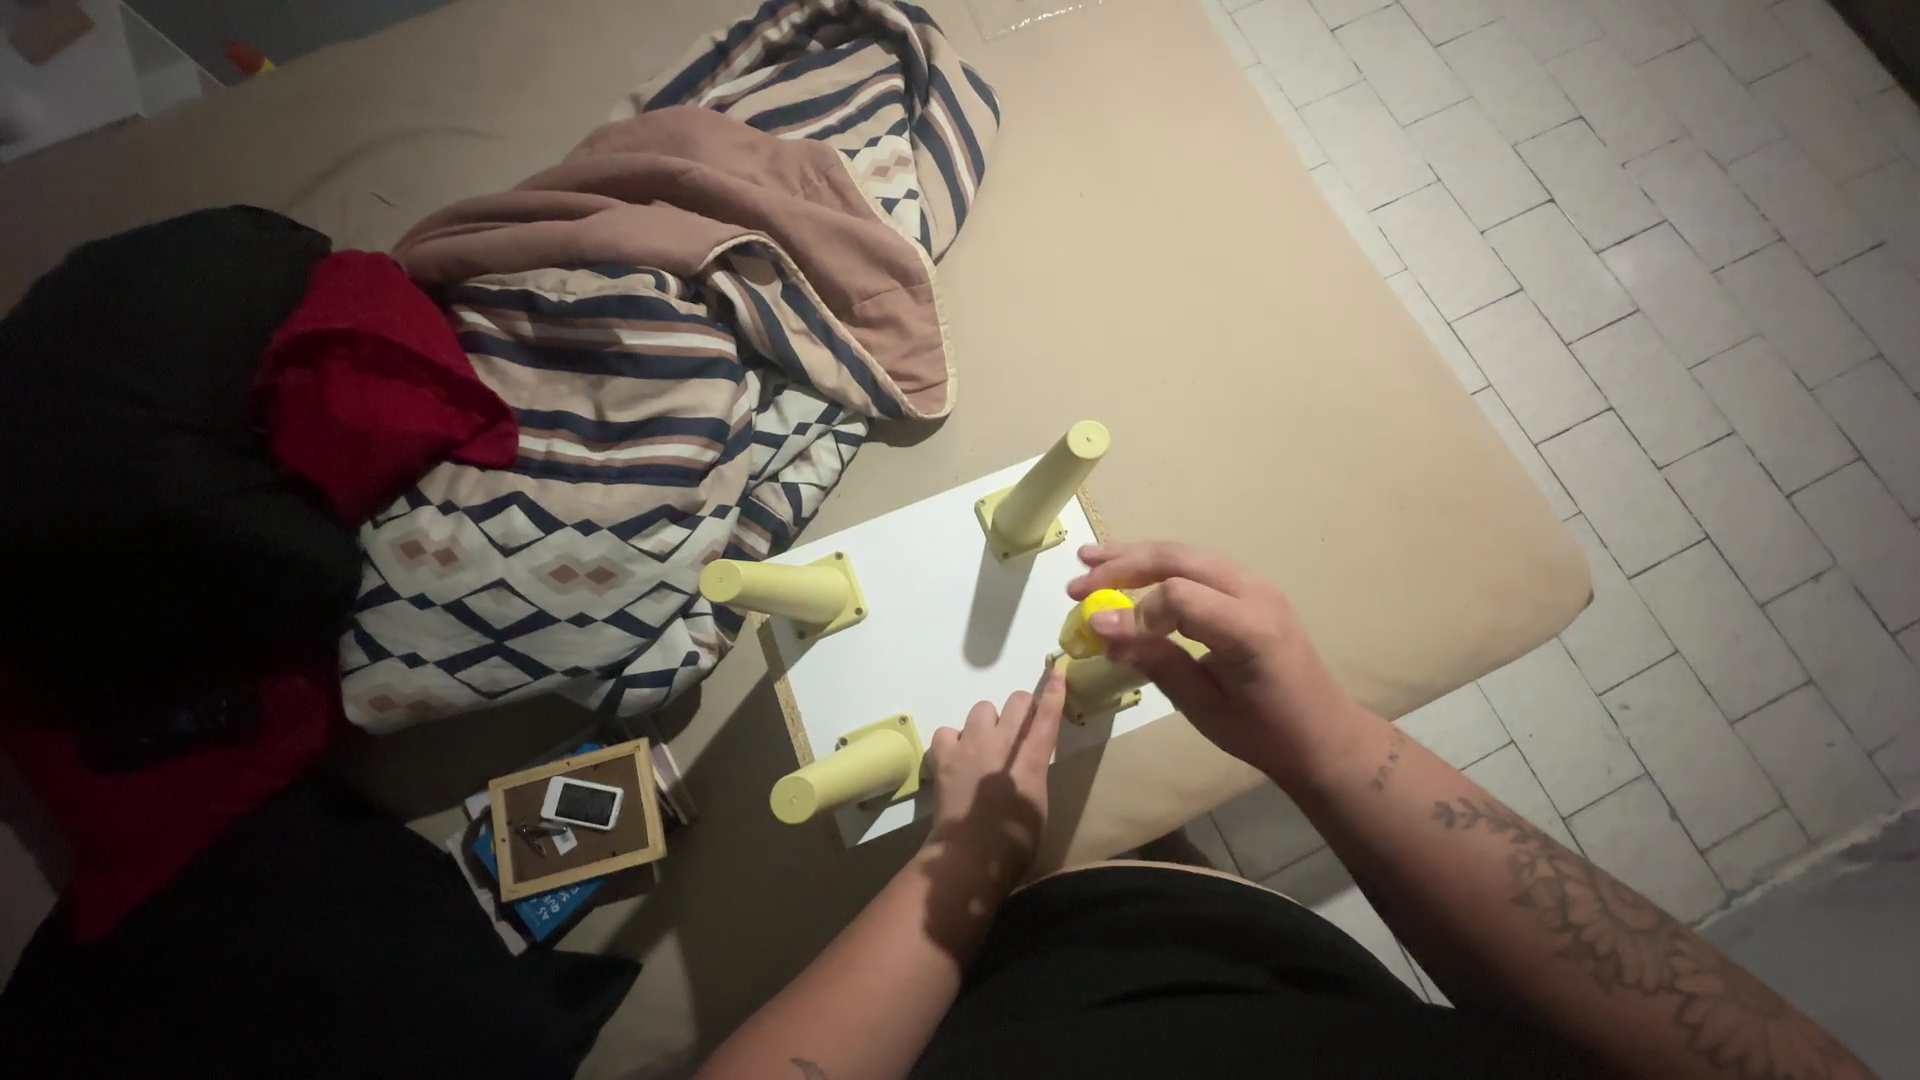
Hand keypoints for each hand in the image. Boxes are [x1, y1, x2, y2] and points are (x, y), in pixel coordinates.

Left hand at [923, 667, 1064, 879]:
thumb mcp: (1037, 805)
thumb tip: (1026, 764)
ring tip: (982, 747)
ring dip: (986, 723)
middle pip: (1016, 702)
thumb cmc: (1014, 843)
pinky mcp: (944, 754)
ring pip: (982, 709)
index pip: (1046, 717)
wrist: (970, 855)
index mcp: (1031, 760)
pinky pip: (948, 731)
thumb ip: (1033, 774)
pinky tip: (956, 758)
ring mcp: (970, 744)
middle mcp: (1002, 744)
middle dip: (1021, 708)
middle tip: (1017, 729)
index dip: (1053, 693)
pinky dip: (953, 742)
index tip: (1056, 674)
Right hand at [1067, 542, 1360, 781]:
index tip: (1095, 627)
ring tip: (1091, 559)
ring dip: (1136, 556)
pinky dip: (1160, 564)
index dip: (1132, 610)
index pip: (1178, 597)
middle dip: (1123, 566)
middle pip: (1179, 558)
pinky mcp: (1250, 588)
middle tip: (1078, 582)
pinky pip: (1199, 565)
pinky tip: (1130, 569)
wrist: (1321, 733)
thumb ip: (1157, 662)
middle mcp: (1256, 594)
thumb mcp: (1204, 707)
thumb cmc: (1264, 731)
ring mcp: (1256, 585)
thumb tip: (1104, 631)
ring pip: (1187, 553)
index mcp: (1249, 629)